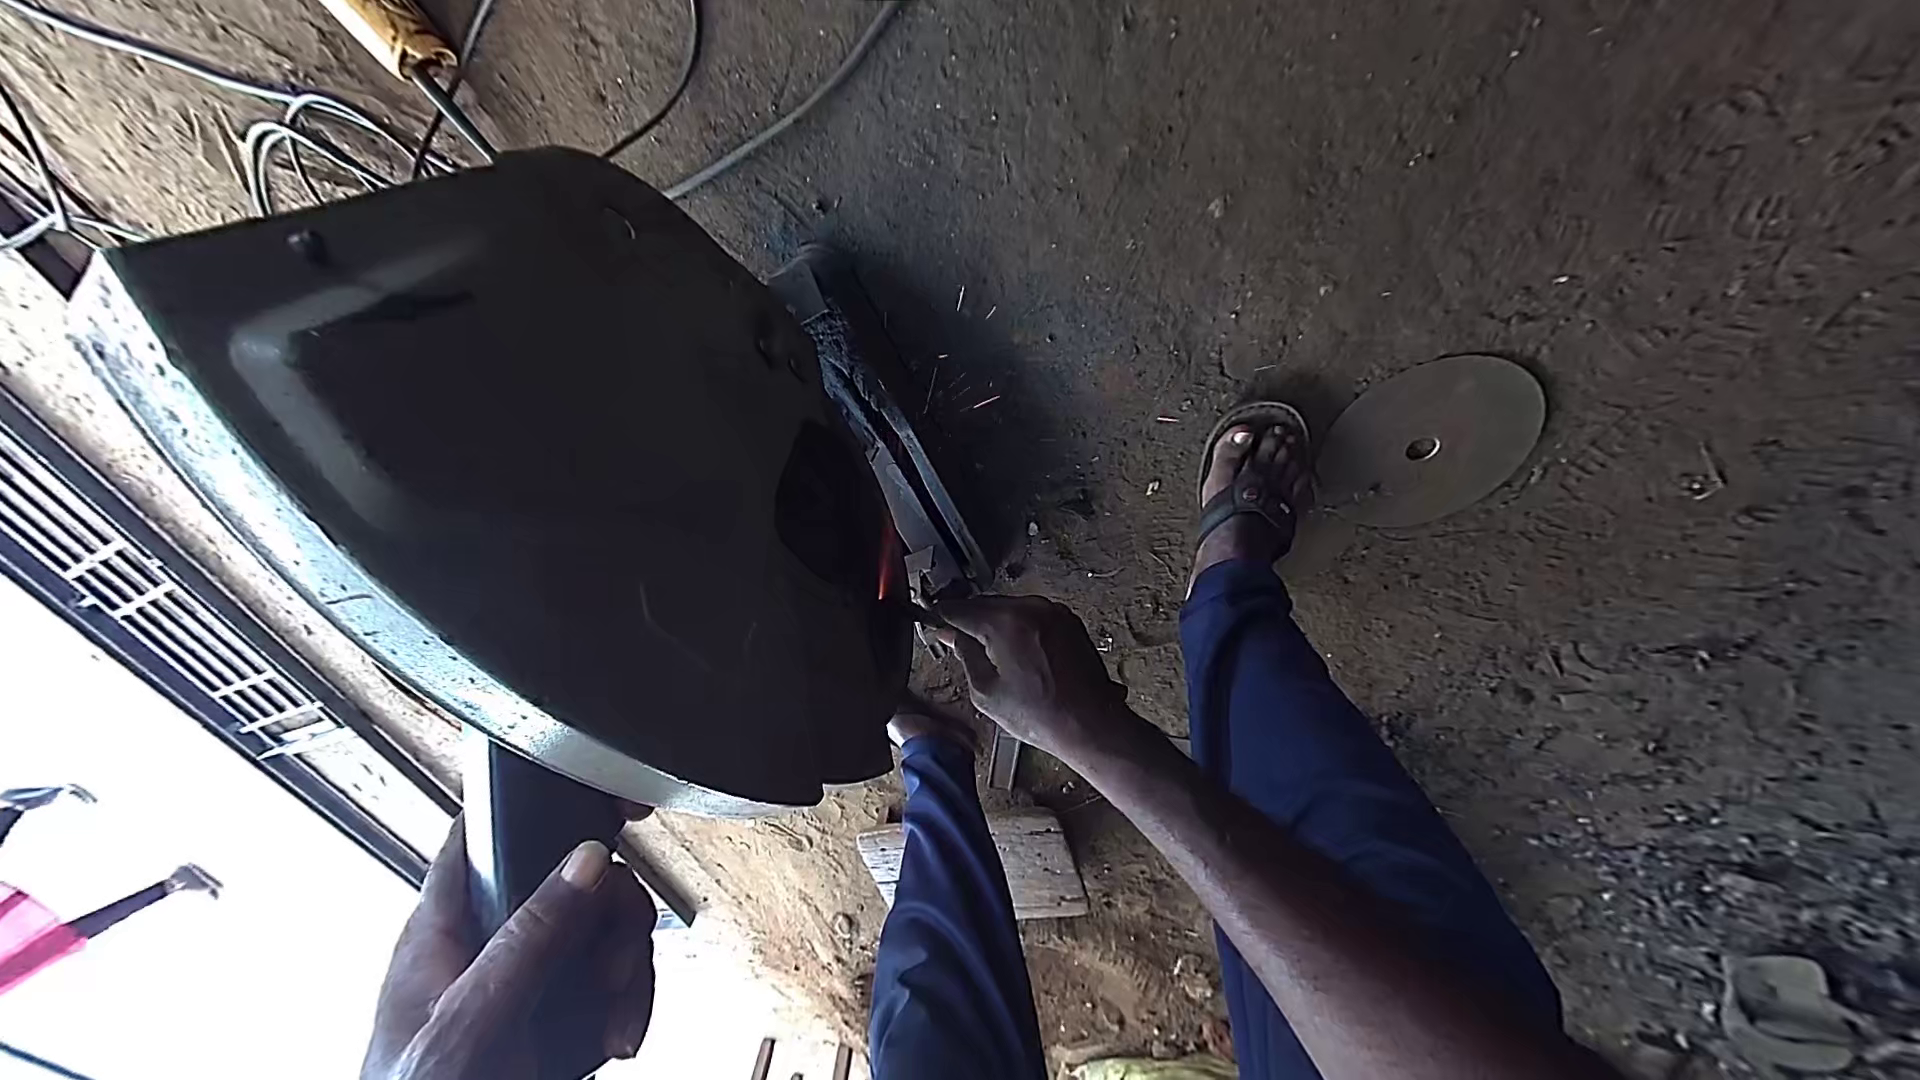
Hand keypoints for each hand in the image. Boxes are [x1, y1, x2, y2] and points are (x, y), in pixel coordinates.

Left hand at [361, 821, 655, 1079]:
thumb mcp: (469, 1030)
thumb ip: (528, 939)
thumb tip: (587, 859)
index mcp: (446, 930)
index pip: (487, 832)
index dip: (544, 799)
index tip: (611, 803)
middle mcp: (493, 938)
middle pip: (577, 875)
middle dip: (615, 913)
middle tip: (615, 959)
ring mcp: (530, 971)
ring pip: (607, 921)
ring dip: (629, 963)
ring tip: (615, 1009)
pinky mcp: (560, 1002)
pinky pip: (619, 968)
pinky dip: (632, 997)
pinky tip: (618, 1033)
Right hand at [934, 594, 1136, 761]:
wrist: (1091, 725)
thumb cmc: (1042, 716)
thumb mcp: (986, 691)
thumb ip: (965, 654)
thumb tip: (951, 635)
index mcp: (1005, 623)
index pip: (959, 608)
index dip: (941, 615)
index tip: (933, 620)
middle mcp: (1029, 608)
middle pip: (984, 603)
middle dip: (968, 618)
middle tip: (955, 638)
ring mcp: (1052, 611)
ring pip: (1008, 606)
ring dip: (993, 621)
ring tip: (988, 650)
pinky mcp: (1067, 619)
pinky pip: (1031, 613)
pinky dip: (1018, 625)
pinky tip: (1015, 650)